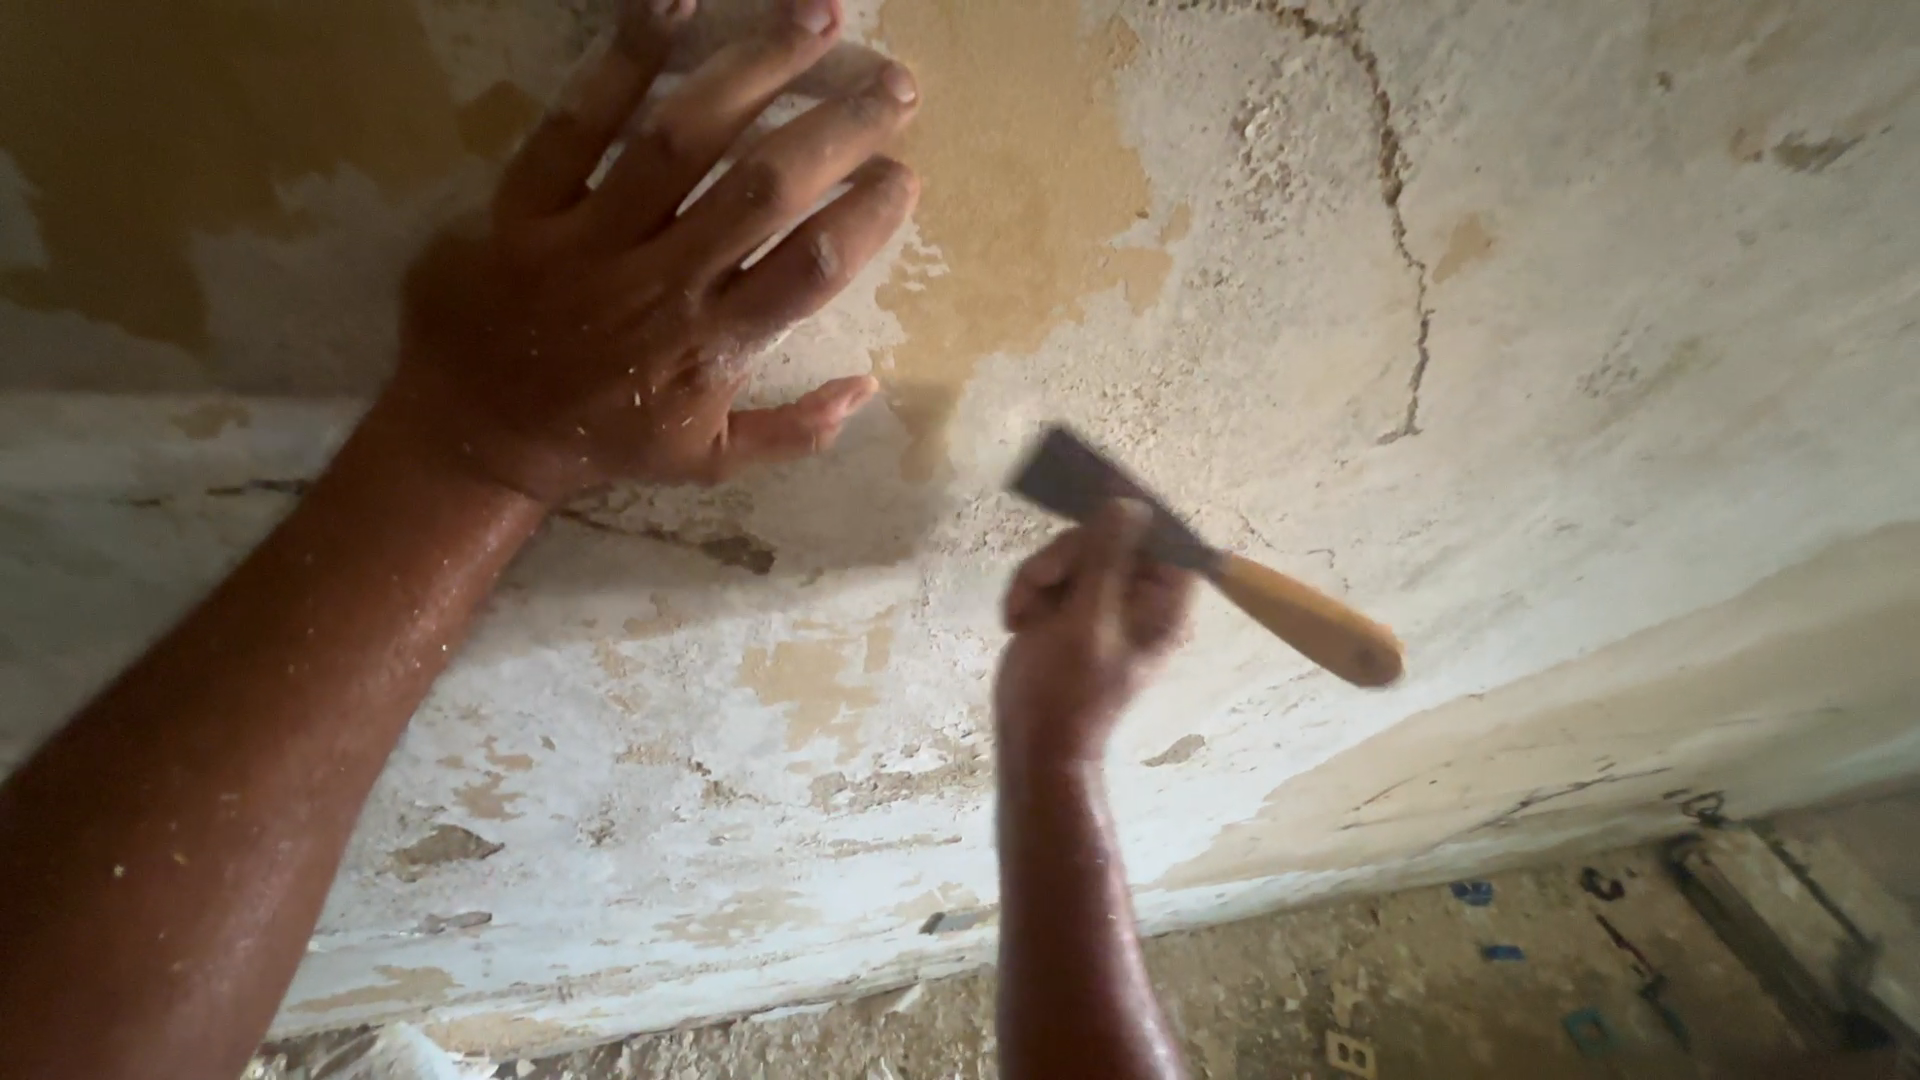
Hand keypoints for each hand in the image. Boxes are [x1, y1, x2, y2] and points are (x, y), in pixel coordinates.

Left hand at [383, 0, 919, 503]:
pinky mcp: (528, 200)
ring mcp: (594, 234)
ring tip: (821, 14)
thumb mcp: (712, 461)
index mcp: (715, 346)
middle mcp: (666, 281)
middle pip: (765, 188)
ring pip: (686, 136)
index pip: (810, 268)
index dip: (866, 218)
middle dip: (840, 129)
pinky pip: (580, 118)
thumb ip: (794, 432)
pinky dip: (628, 54)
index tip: (903, 176)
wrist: (480, 431)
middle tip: (896, 87)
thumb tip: (868, 389)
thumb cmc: (610, 442)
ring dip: (759, 67)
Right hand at [995, 500, 1198, 763]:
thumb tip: (1129, 503)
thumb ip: (1108, 558)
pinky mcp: (1066, 608)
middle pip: (1106, 538)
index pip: (1166, 538)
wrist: (1032, 740)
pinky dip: (1028, 593)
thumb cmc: (1069, 690)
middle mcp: (1135, 596)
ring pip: (1069, 553)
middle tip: (1041, 586)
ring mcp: (1098, 601)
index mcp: (1161, 603)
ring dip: (1038, 577)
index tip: (1099, 489)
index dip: (1137, 511)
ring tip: (1023, 616)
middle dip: (1064, 558)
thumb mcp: (1088, 620)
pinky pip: (1047, 574)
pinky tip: (1017, 622)